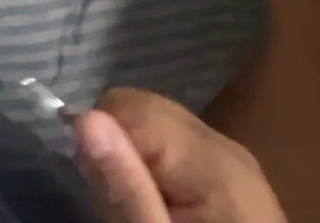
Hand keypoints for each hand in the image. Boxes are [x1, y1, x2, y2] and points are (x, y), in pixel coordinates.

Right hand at [74, 88, 286, 222]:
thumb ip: (123, 189)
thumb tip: (85, 118)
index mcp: (213, 161)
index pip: (125, 106)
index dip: (100, 145)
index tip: (103, 195)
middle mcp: (227, 145)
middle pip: (141, 109)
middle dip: (118, 149)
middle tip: (124, 209)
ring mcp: (234, 161)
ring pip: (155, 125)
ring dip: (135, 159)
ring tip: (143, 212)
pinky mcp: (234, 179)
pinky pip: (176, 146)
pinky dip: (157, 168)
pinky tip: (164, 211)